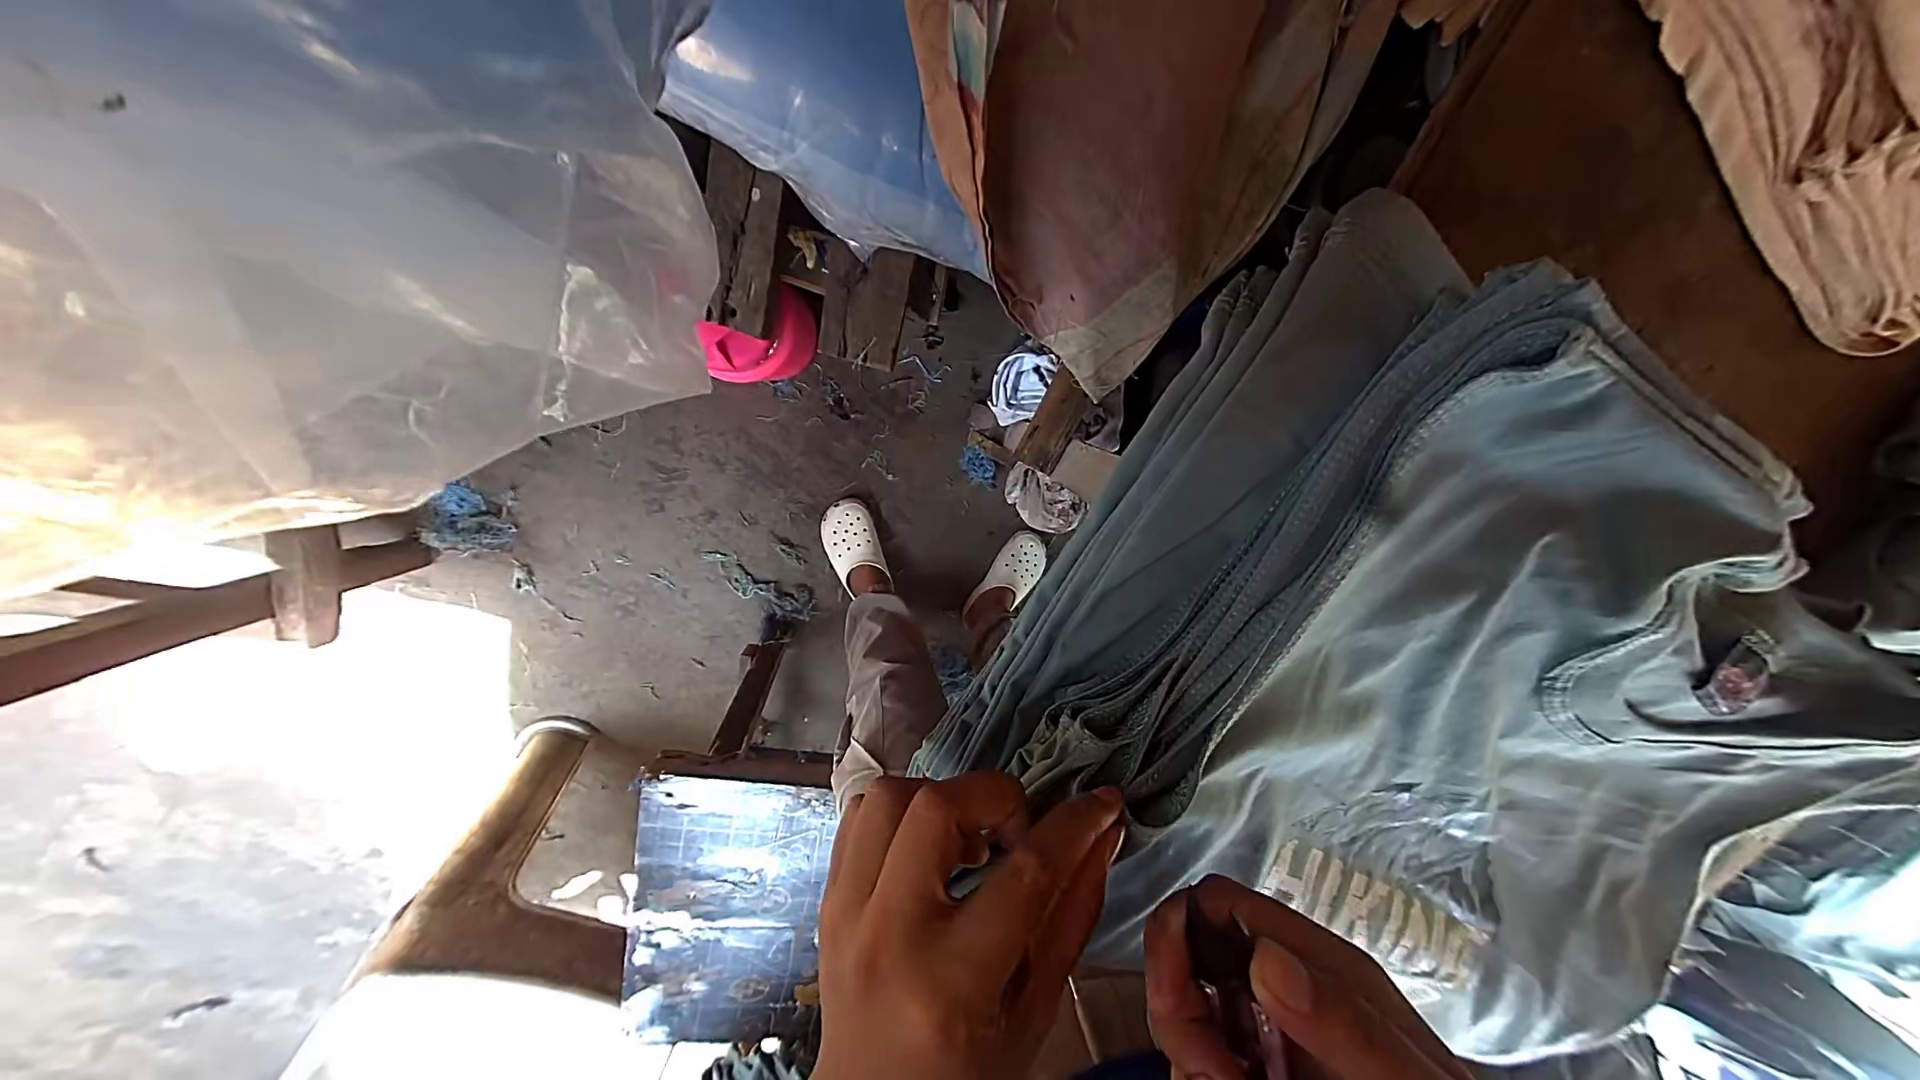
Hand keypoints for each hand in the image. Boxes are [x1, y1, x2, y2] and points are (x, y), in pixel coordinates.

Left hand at [813, 773, 1125, 1079]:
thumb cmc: (965, 1074)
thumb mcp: (1034, 1010)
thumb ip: (1070, 916)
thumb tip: (1099, 838)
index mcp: (951, 982)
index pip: (1023, 873)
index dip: (1073, 825)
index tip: (1101, 803)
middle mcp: (887, 933)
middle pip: (936, 808)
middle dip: (995, 798)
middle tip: (1019, 832)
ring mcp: (846, 911)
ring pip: (889, 798)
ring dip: (943, 799)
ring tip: (970, 837)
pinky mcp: (828, 898)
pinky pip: (861, 816)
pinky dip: (903, 812)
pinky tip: (930, 846)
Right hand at [1145, 874, 1471, 1079]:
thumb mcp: (1405, 1075)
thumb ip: (1345, 1019)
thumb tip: (1265, 956)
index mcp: (1311, 960)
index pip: (1216, 903)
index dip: (1179, 930)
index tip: (1176, 996)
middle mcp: (1279, 982)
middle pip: (1185, 954)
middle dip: (1178, 1005)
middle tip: (1217, 1074)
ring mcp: (1263, 1027)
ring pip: (1182, 1008)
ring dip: (1188, 1052)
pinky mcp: (1252, 1066)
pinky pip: (1193, 1056)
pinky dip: (1196, 1072)